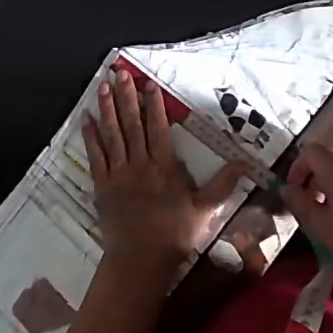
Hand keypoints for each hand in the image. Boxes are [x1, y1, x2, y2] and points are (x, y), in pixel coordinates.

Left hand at [82, 67, 244, 275]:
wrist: (141, 260)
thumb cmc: (175, 235)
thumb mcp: (205, 210)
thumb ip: (223, 184)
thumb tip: (245, 163)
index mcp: (164, 167)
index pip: (157, 128)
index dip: (152, 104)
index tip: (148, 84)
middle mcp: (139, 164)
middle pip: (132, 124)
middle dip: (126, 96)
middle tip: (120, 73)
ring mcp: (118, 173)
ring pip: (112, 134)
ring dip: (107, 108)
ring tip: (103, 86)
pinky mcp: (101, 185)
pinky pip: (94, 155)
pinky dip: (90, 136)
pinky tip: (86, 118)